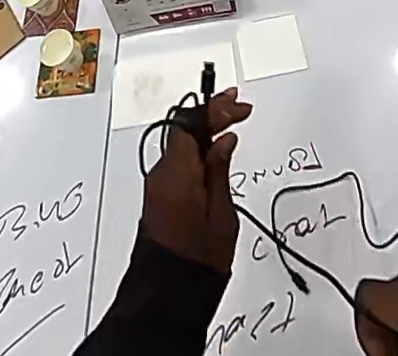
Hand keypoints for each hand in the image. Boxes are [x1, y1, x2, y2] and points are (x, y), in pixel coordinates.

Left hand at [141, 87, 252, 272]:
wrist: (166, 296)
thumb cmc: (197, 262)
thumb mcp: (221, 215)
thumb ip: (220, 171)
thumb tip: (224, 140)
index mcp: (177, 172)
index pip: (193, 123)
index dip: (217, 109)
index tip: (240, 107)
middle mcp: (162, 171)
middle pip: (184, 126)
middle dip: (211, 111)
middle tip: (235, 101)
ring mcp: (157, 181)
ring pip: (180, 140)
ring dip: (203, 126)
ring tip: (228, 117)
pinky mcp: (158, 192)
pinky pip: (177, 156)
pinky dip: (195, 144)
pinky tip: (212, 145)